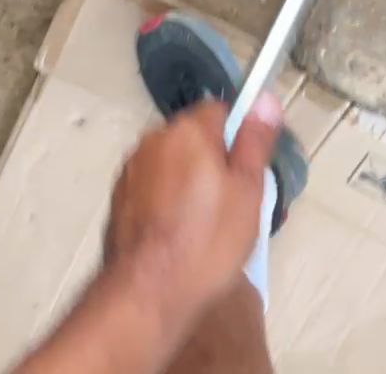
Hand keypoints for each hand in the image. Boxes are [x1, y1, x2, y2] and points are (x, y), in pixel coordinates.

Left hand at [102, 96, 281, 325]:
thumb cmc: (208, 240)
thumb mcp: (247, 191)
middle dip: (213, 158)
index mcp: (187, 129)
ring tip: (206, 221)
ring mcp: (132, 164)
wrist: (150, 287)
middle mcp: (153, 137)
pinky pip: (152, 181)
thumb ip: (255, 140)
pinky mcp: (120, 191)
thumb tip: (265, 98)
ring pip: (171, 159)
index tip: (251, 167)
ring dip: (188, 176)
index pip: (219, 110)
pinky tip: (178, 229)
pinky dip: (166, 195)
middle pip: (193, 135)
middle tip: (234, 200)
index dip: (240, 134)